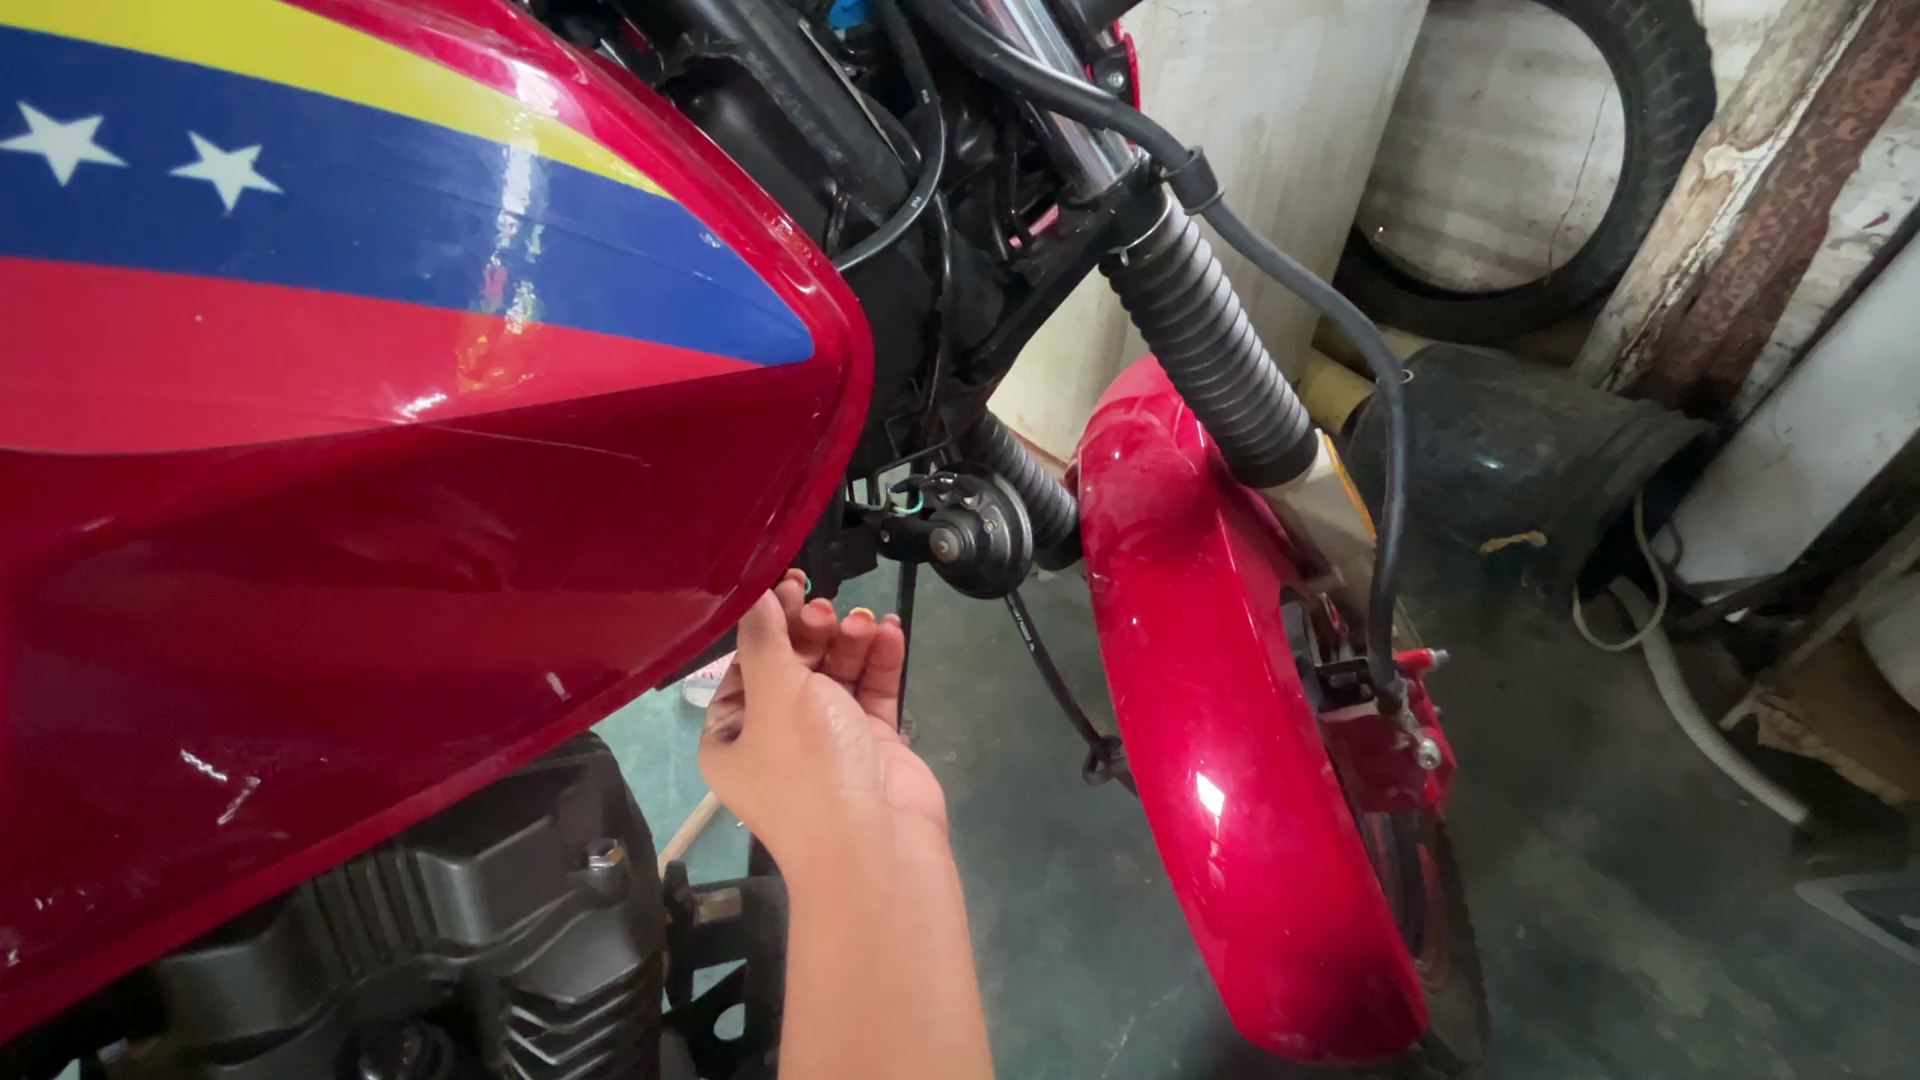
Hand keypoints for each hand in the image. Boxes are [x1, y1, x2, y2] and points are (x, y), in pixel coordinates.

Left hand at [699, 573, 947, 872]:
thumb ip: (766, 638)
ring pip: (837, 675)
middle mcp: (778, 736)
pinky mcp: (872, 744)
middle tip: (827, 609)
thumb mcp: (775, 692)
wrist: (874, 842)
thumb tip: (753, 594)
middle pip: (794, 665)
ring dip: (851, 642)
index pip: (746, 664)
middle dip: (813, 631)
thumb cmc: (808, 764)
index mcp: (734, 734)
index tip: (791, 586)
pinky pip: (873, 692)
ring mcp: (829, 740)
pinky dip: (880, 661)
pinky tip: (891, 632)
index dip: (768, 624)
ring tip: (866, 622)